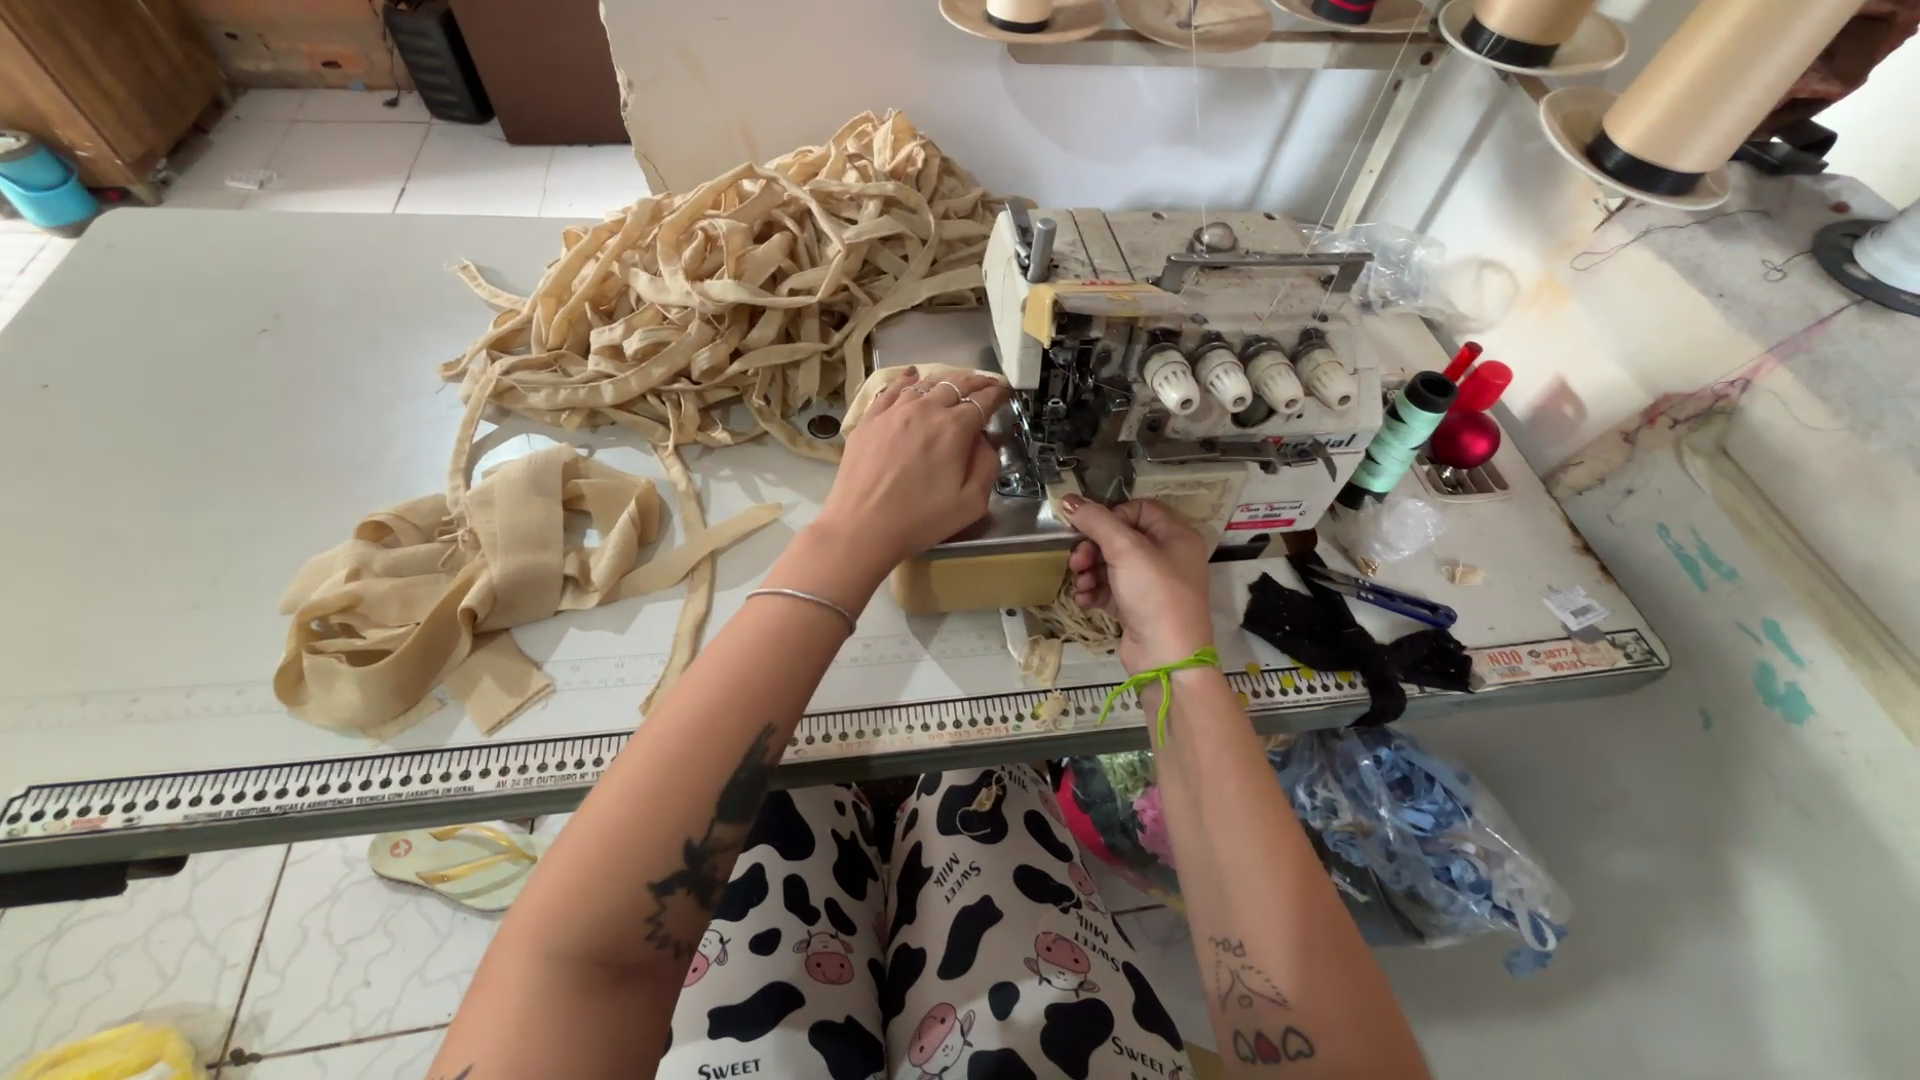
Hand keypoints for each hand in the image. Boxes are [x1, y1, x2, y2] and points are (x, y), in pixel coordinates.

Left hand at [816, 367, 1009, 573]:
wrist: (861, 528)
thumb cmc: (919, 520)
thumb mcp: (971, 503)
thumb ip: (987, 466)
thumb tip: (984, 441)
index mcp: (954, 429)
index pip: (982, 401)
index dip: (997, 394)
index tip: (1004, 392)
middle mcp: (924, 410)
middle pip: (955, 384)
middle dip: (975, 382)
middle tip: (985, 384)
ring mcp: (893, 412)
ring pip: (925, 383)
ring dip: (945, 381)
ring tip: (954, 384)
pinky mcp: (869, 420)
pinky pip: (891, 389)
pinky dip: (908, 379)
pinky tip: (912, 376)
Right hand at [1060, 497, 1214, 672]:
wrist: (1167, 658)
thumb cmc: (1155, 595)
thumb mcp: (1125, 550)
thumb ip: (1096, 521)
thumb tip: (1068, 500)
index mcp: (1176, 536)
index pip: (1139, 509)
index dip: (1111, 516)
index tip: (1091, 529)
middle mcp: (1167, 557)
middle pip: (1120, 538)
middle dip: (1093, 547)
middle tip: (1077, 559)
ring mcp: (1151, 584)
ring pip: (1110, 564)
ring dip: (1089, 570)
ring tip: (1080, 582)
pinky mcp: (1136, 607)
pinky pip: (1109, 589)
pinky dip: (1094, 591)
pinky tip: (1084, 600)